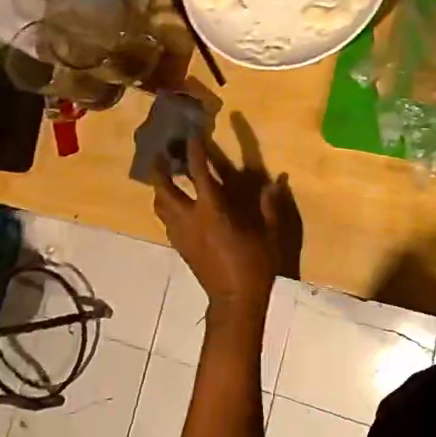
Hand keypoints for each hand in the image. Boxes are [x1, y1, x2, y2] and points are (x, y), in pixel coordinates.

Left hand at [153, 136, 291, 309]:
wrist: (235, 300)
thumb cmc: (255, 265)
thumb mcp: (270, 234)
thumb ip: (269, 207)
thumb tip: (276, 182)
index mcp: (212, 211)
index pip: (198, 174)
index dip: (195, 152)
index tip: (192, 136)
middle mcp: (190, 219)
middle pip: (164, 189)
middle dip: (159, 169)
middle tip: (160, 154)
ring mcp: (181, 234)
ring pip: (160, 205)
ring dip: (159, 188)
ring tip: (164, 177)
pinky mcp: (180, 246)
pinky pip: (166, 220)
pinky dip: (166, 206)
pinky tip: (176, 205)